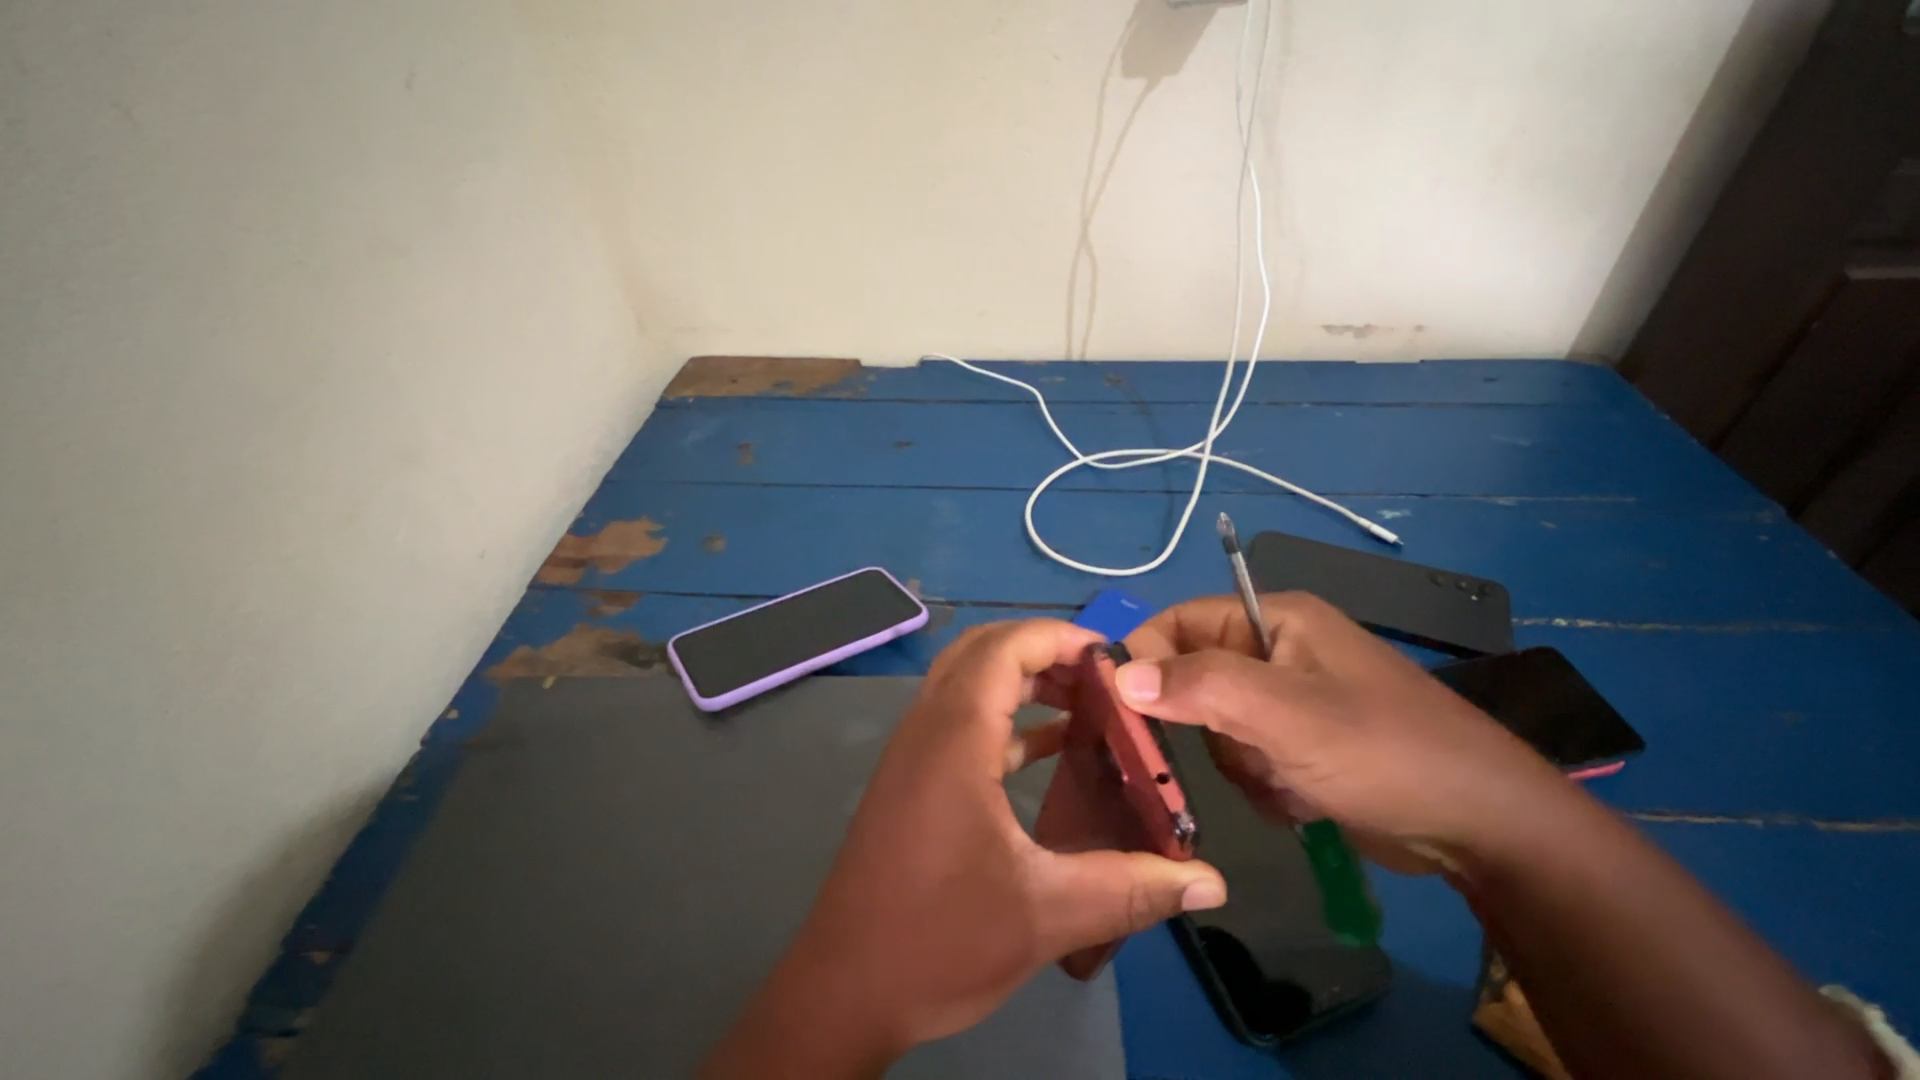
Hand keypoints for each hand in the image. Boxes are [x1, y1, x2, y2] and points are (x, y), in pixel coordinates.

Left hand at [703, 619, 1225, 1077]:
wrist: (846, 989)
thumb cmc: (940, 939)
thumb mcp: (1047, 913)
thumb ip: (1132, 888)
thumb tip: (1211, 882)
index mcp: (954, 740)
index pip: (1003, 649)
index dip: (1058, 638)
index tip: (1113, 659)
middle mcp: (926, 732)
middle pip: (980, 653)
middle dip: (1042, 651)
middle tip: (1103, 678)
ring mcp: (912, 757)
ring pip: (966, 685)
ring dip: (1022, 683)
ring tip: (1088, 706)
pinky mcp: (911, 784)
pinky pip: (960, 724)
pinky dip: (1005, 721)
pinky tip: (1050, 749)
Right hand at [1119, 592, 1578, 868]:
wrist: (1483, 826)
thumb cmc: (1384, 751)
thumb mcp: (1285, 714)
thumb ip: (1200, 687)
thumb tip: (1117, 675)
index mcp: (1275, 619)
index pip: (1179, 621)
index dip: (1146, 658)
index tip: (1123, 710)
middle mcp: (1279, 650)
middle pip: (1194, 678)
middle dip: (1204, 725)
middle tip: (1230, 753)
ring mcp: (1293, 701)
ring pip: (1217, 726)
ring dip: (1238, 761)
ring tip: (1281, 779)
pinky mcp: (1304, 745)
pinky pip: (1248, 757)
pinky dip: (1262, 782)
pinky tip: (1299, 798)